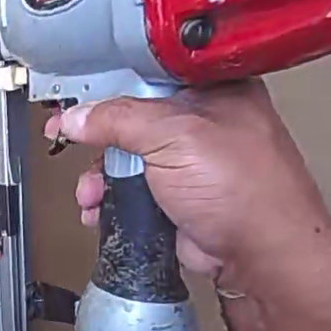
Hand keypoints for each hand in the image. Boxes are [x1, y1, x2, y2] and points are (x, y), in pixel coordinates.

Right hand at [44, 79, 330, 281]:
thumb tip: (77, 117)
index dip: (104, 90)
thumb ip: (119, 120)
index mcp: (211, 92)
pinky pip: (125, 190)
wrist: (255, 253)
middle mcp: (199, 124)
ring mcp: (184, 162)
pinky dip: (107, 200)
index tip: (74, 103)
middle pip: (125, 122)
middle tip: (76, 145)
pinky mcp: (171, 195)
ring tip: (93, 192)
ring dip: (98, 179)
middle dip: (97, 144)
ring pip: (121, 159)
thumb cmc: (247, 191)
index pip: (145, 77)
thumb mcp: (175, 136)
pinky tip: (101, 208)